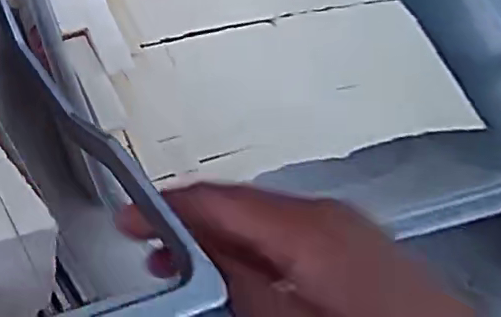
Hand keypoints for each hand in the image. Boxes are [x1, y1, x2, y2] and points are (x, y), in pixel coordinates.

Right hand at [115, 183, 471, 316]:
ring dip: (223, 241)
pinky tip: (250, 277)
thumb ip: (234, 277)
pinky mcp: (373, 256)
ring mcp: (356, 233)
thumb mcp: (286, 314)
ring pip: (263, 222)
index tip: (127, 216)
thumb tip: (189, 250)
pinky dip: (261, 251)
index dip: (158, 205)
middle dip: (189, 226)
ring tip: (194, 269)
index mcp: (305, 221)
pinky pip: (295, 239)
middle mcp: (329, 214)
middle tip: (151, 248)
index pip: (207, 195)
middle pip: (234, 205)